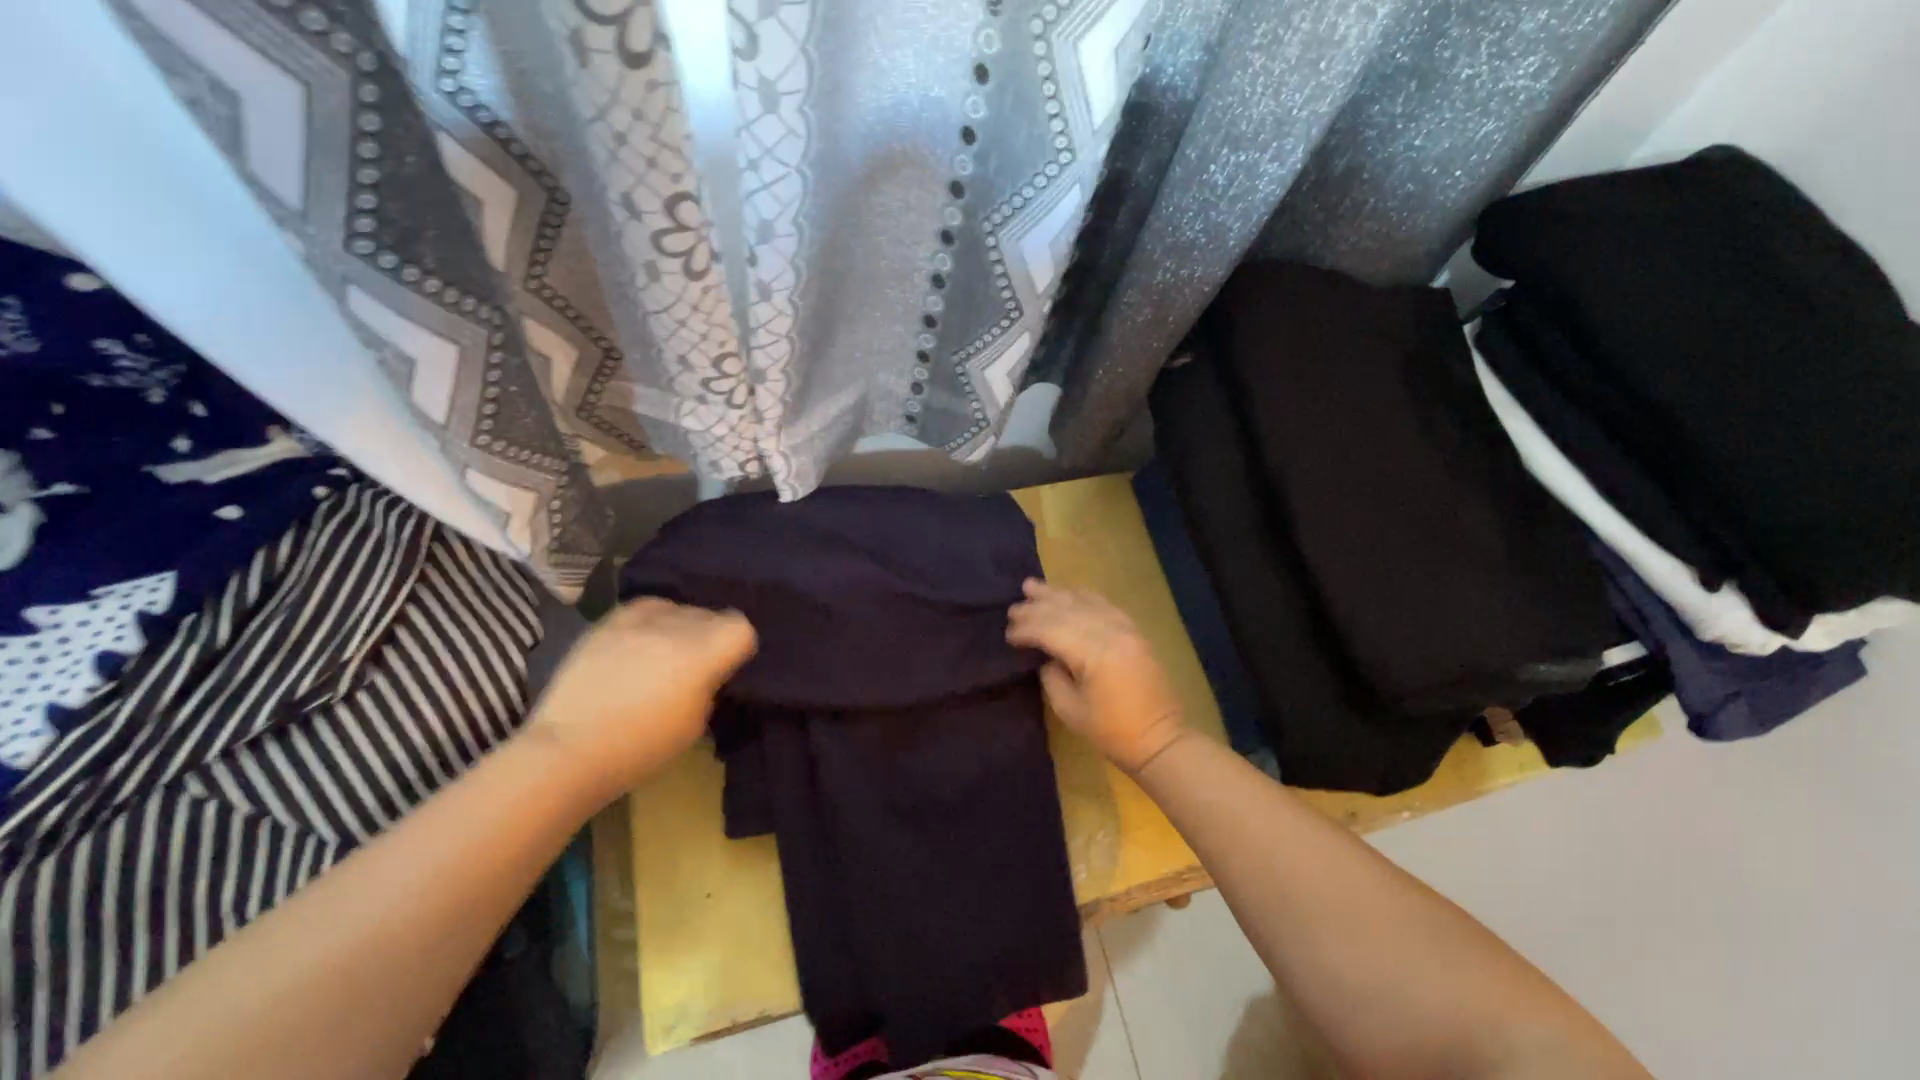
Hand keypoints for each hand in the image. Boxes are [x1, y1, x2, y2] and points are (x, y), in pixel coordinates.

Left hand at [526, 597, 756, 797]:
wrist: (570, 749)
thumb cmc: (640, 748)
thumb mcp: (694, 724)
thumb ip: (708, 686)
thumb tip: (707, 673)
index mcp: (700, 655)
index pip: (740, 627)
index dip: (740, 646)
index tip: (730, 666)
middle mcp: (672, 628)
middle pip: (710, 614)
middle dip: (712, 634)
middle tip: (699, 664)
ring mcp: (636, 622)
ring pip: (677, 607)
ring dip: (682, 625)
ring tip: (670, 648)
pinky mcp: (606, 624)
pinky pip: (643, 607)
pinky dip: (652, 618)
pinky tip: (644, 639)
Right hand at [1006, 579, 1187, 772]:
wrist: (1160, 739)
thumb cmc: (1112, 731)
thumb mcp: (1070, 710)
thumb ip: (1052, 677)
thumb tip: (1045, 656)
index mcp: (1095, 653)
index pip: (1051, 630)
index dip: (1027, 629)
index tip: (1008, 635)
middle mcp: (1111, 632)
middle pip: (1067, 610)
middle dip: (1037, 607)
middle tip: (1013, 608)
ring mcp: (1126, 628)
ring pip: (1085, 601)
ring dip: (1057, 594)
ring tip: (1032, 586)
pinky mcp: (1134, 631)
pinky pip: (1105, 604)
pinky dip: (1083, 596)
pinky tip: (1068, 592)